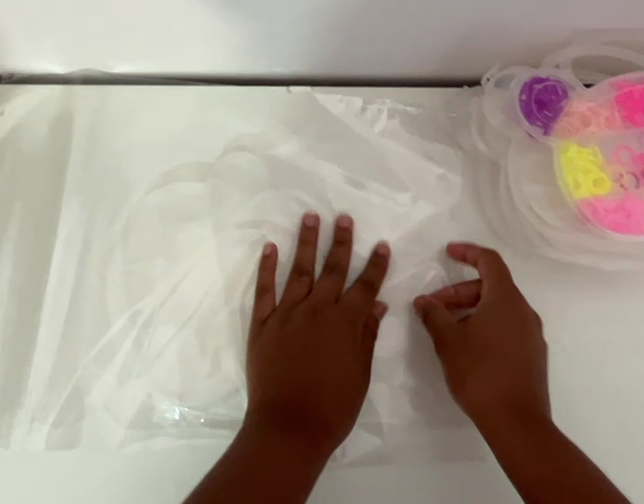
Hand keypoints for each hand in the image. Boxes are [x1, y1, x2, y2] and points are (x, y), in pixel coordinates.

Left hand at [243, 212, 391, 457]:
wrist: (288, 427)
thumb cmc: (333, 408)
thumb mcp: (360, 374)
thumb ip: (366, 336)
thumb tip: (377, 305)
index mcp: (345, 323)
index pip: (364, 286)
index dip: (374, 266)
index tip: (381, 244)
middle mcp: (317, 309)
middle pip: (332, 269)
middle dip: (340, 242)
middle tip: (343, 217)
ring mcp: (287, 313)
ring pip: (299, 270)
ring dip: (306, 242)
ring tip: (310, 217)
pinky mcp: (262, 323)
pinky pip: (265, 289)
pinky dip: (267, 267)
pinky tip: (270, 247)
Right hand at [413, 243, 551, 433]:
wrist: (517, 424)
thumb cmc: (481, 372)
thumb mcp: (448, 340)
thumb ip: (434, 315)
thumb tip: (424, 302)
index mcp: (506, 299)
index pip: (490, 261)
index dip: (468, 252)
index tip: (448, 253)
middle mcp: (524, 311)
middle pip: (491, 287)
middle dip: (459, 292)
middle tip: (434, 307)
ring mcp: (531, 336)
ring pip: (498, 310)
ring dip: (471, 311)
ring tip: (447, 330)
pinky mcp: (532, 358)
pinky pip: (506, 329)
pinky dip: (485, 327)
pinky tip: (467, 349)